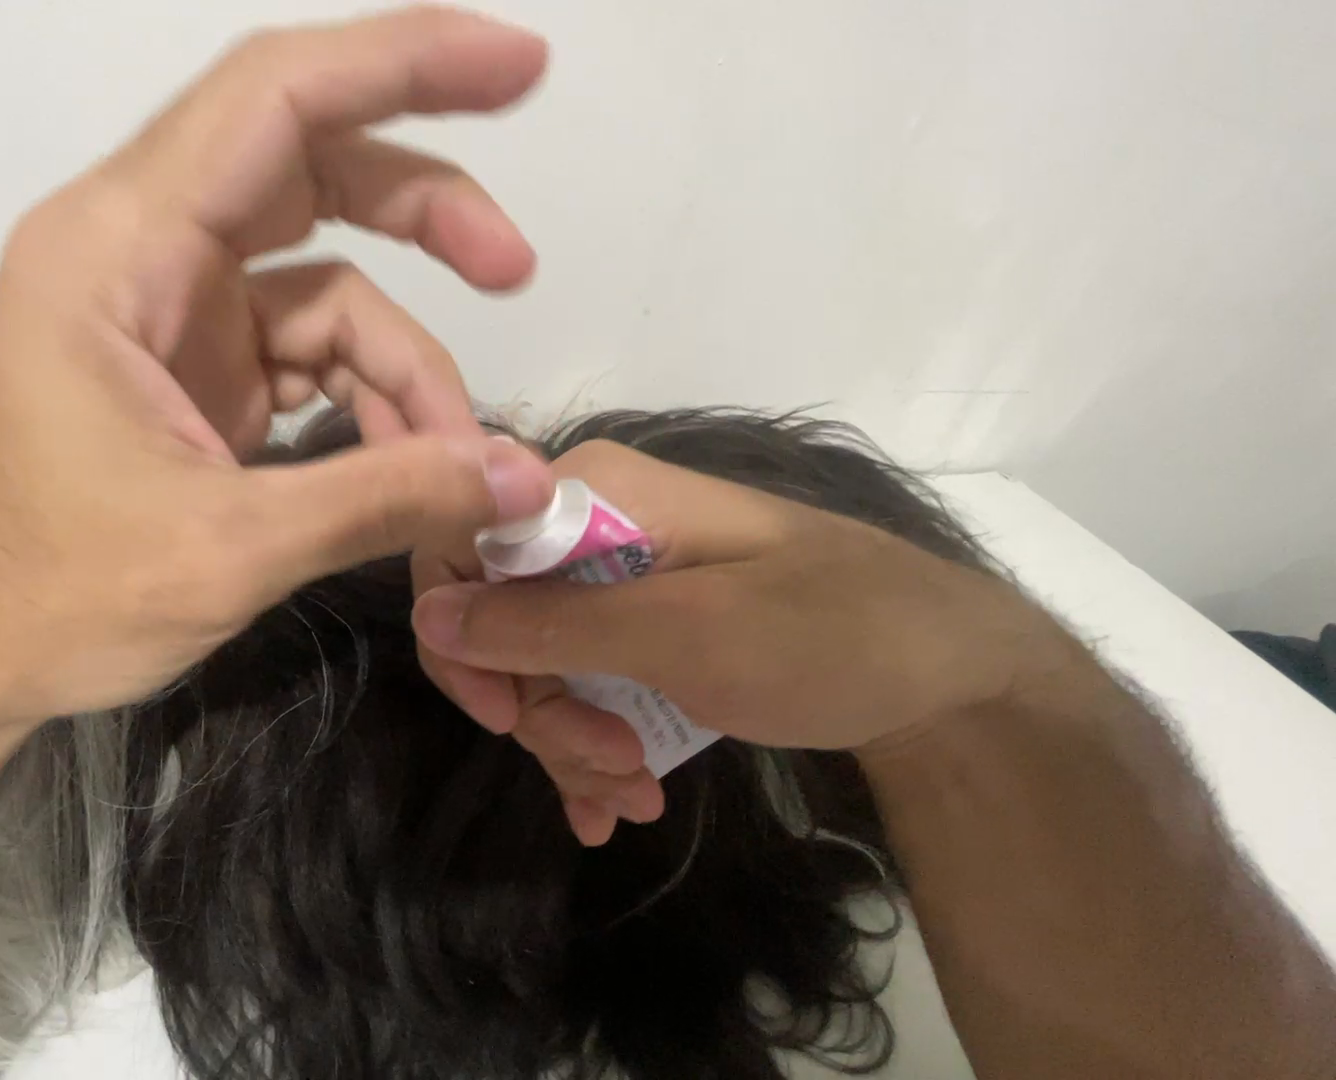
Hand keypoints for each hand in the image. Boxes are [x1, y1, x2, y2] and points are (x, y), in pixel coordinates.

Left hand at [0, 7, 555, 727]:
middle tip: (516, 272)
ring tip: (458, 464)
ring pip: (325, 292)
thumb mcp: (229, 550)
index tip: (520, 68)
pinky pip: (308, 363)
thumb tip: (522, 481)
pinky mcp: (195, 382)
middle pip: (311, 175)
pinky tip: (406, 472)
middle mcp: (143, 258)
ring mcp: (173, 322)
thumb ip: (384, 501)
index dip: (404, 63)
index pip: (275, 100)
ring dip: (402, 368)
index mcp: (118, 252)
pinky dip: (367, 408)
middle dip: (425, 212)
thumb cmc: (51, 601)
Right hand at [411, 439, 1073, 843]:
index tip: (503, 716)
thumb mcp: (683, 635)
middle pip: (498, 618)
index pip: (462, 544)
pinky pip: (576, 677)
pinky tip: (618, 798)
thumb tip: (427, 614)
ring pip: (535, 661)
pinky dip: (588, 742)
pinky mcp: (635, 622)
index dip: (461, 634)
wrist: (948, 676)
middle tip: (606, 767)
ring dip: (569, 739)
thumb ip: (548, 624)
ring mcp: (611, 575)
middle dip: (539, 708)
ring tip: (629, 794)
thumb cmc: (828, 635)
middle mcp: (587, 523)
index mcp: (590, 492)